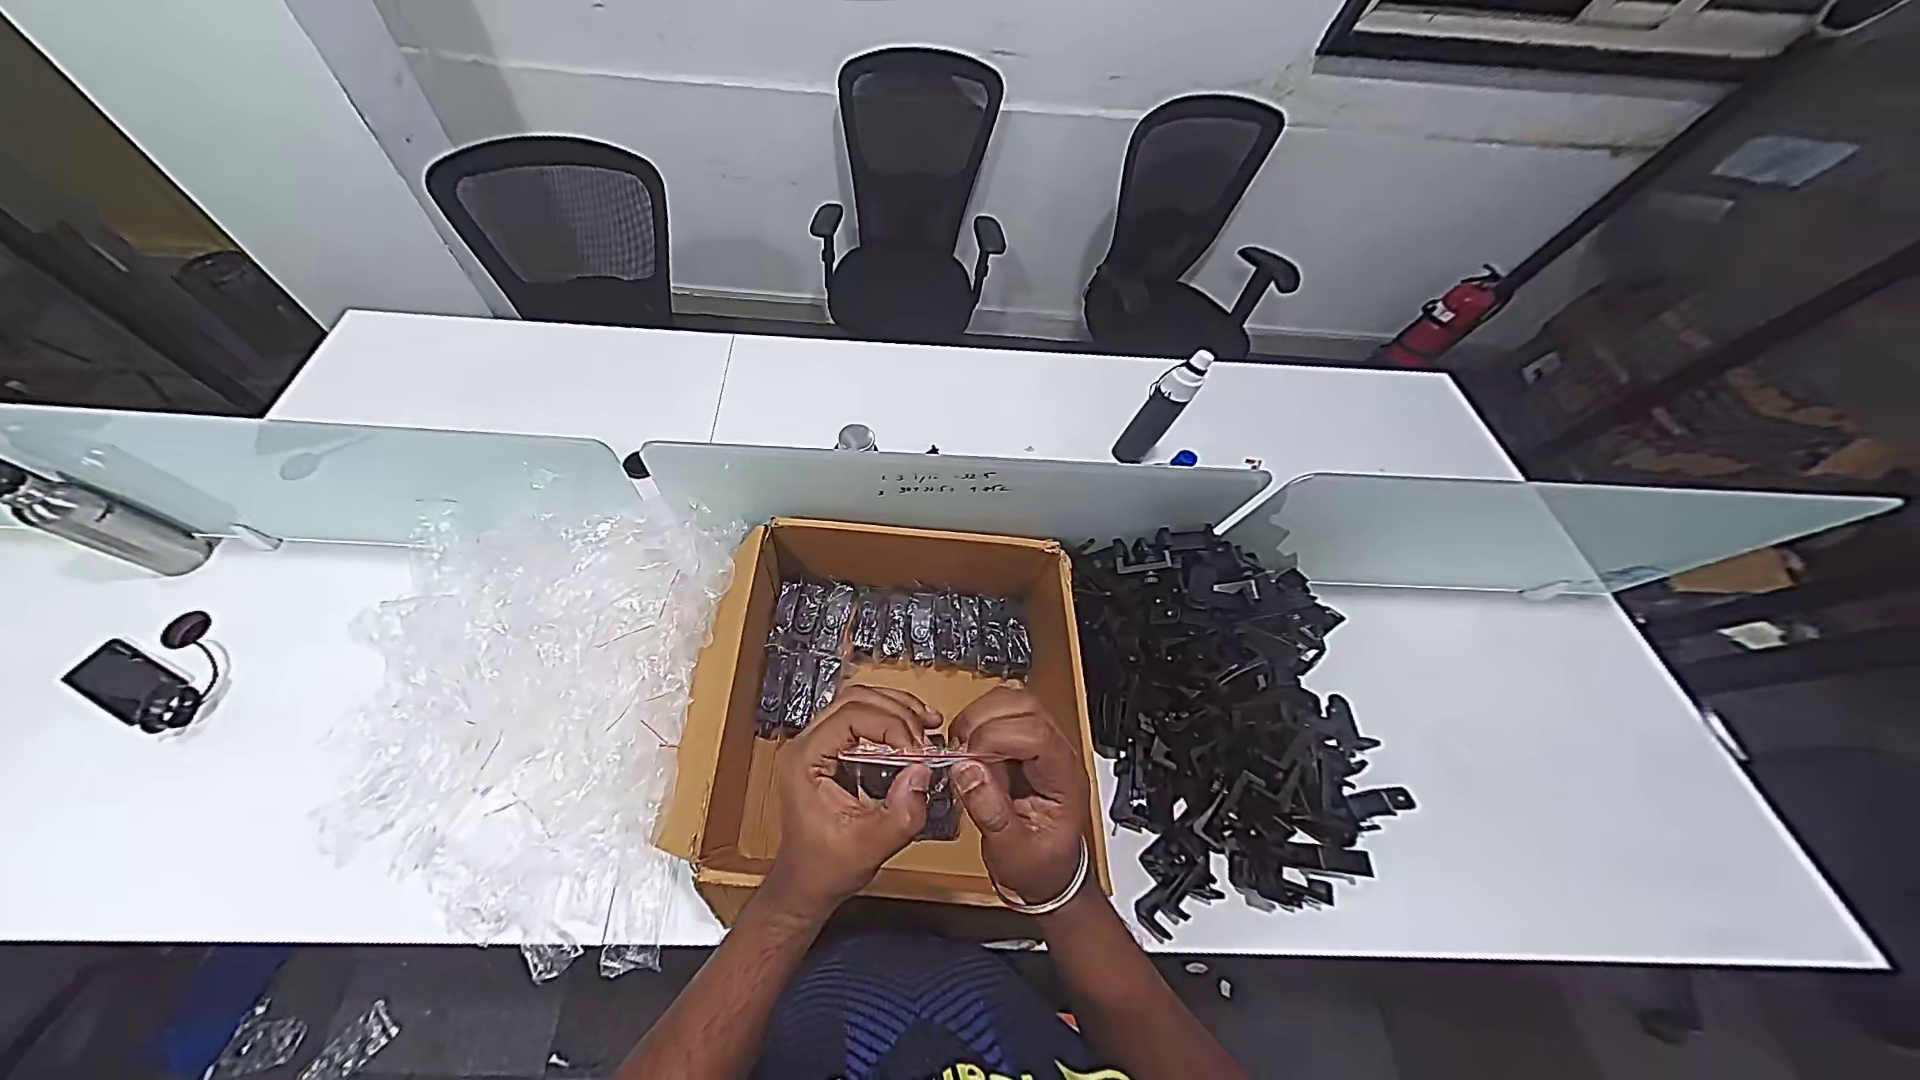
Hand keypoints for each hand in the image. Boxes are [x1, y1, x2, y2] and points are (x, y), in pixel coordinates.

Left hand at [765, 685, 942, 918]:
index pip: (850, 715)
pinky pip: (866, 715)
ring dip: (899, 708)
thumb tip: (922, 772)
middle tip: (926, 735)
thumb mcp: (868, 848)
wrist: (807, 882)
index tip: (916, 750)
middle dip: (898, 712)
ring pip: (862, 700)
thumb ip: (900, 814)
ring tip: (928, 725)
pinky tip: (917, 731)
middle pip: (856, 699)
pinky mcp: (836, 747)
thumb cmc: (824, 868)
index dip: (890, 725)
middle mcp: (808, 742)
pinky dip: (894, 717)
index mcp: (805, 758)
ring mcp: (821, 742)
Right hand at [950, 687, 1090, 905]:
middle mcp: (1057, 752)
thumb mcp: (1012, 853)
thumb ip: (990, 812)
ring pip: (1012, 700)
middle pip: (1025, 706)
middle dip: (983, 722)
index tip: (970, 760)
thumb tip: (966, 769)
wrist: (1047, 873)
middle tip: (960, 751)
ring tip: (962, 749)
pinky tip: (967, 747)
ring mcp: (1040, 742)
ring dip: (979, 717)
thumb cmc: (1039, 867)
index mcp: (1064, 778)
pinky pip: (1000, 711)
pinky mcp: (1022, 740)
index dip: (996, 739)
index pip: (1036, 734)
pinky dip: (977, 720)